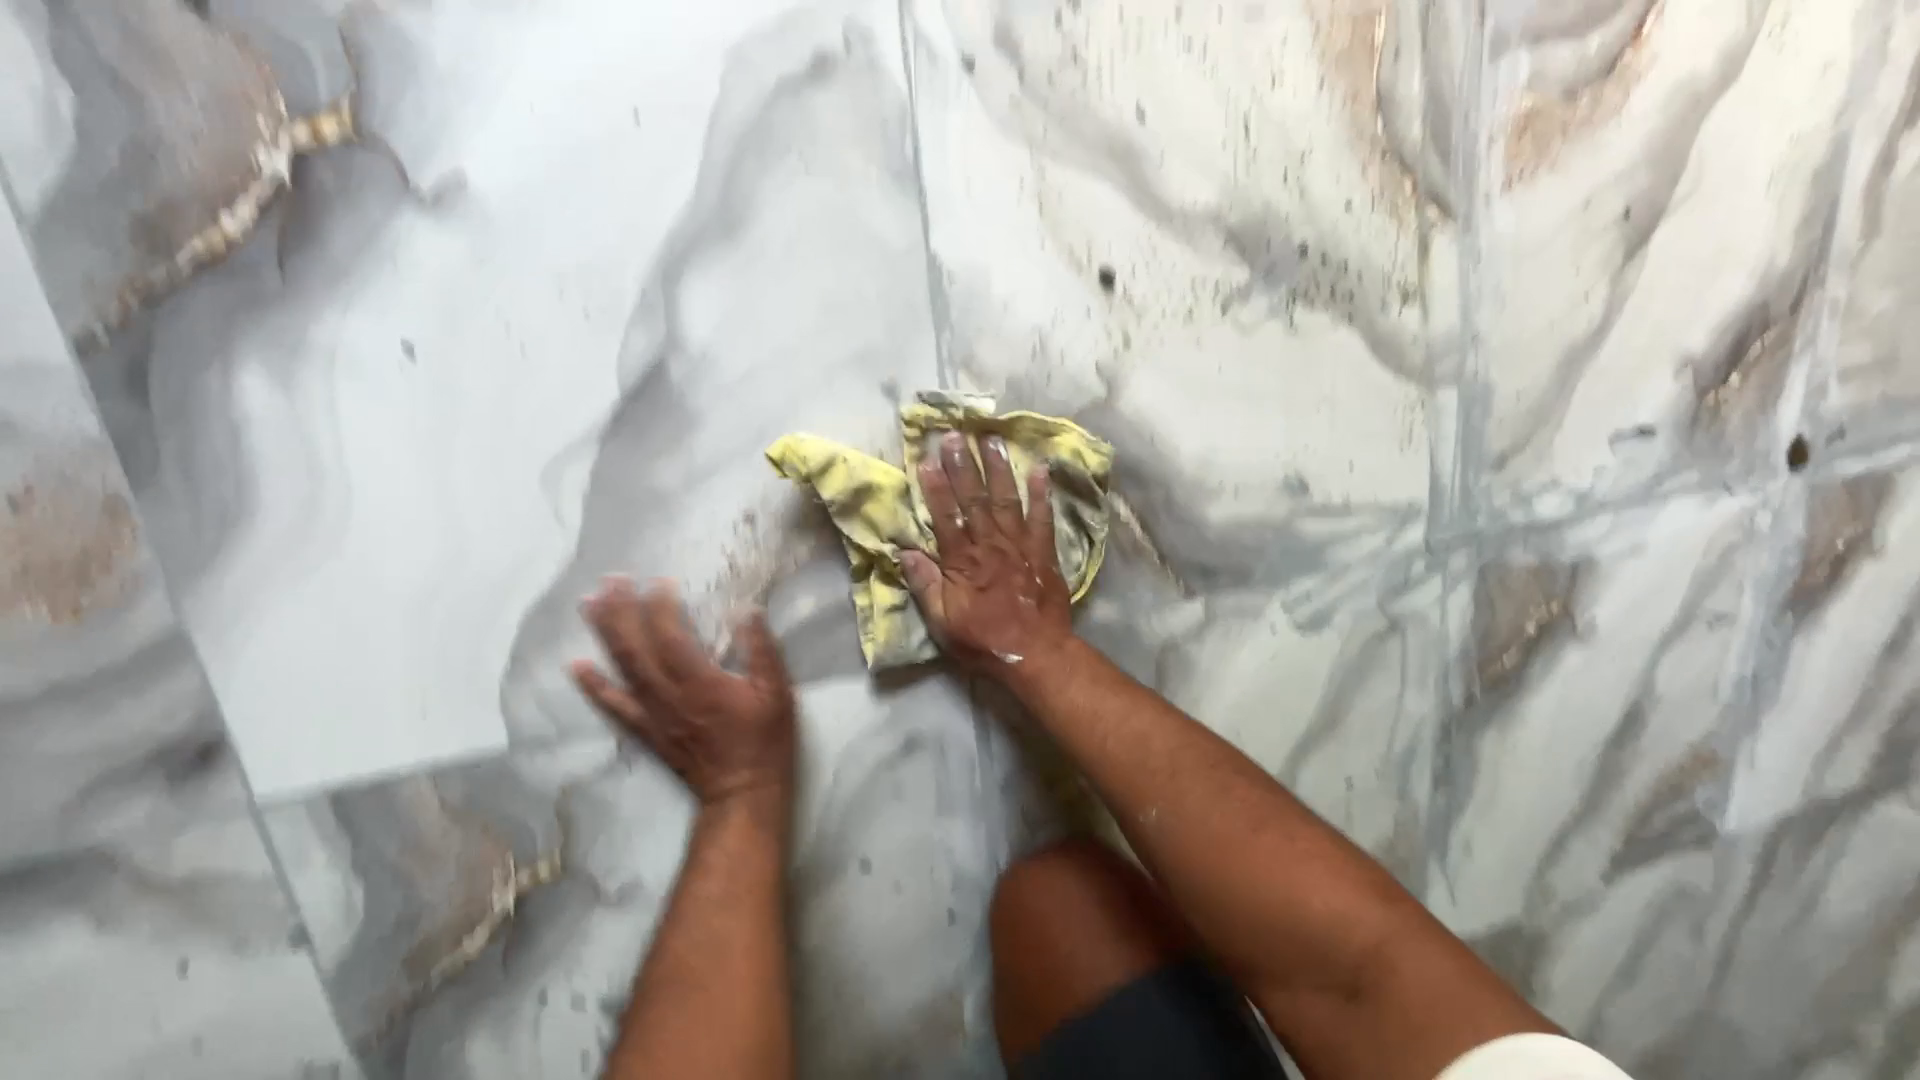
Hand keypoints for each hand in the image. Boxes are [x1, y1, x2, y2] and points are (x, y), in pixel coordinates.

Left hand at [572, 578, 796, 807]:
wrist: (741, 793)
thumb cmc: (764, 741)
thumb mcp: (777, 693)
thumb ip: (762, 650)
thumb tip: (748, 611)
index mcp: (700, 682)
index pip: (670, 636)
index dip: (660, 606)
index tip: (659, 580)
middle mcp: (668, 695)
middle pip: (635, 647)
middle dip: (620, 610)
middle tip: (610, 579)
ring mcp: (652, 714)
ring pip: (620, 668)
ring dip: (603, 634)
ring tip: (589, 603)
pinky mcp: (645, 731)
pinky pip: (613, 706)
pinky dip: (593, 685)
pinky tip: (576, 666)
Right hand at [899, 431, 1075, 676]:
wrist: (1036, 654)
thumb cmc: (984, 641)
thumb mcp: (943, 622)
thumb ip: (925, 585)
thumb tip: (905, 552)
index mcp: (963, 562)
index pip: (945, 517)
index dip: (935, 488)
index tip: (926, 459)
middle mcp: (991, 546)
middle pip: (974, 500)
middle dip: (963, 466)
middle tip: (954, 435)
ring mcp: (1020, 546)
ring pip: (1007, 499)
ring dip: (998, 468)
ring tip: (991, 439)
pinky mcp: (1044, 552)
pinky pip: (1043, 516)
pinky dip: (1042, 492)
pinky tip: (1039, 468)